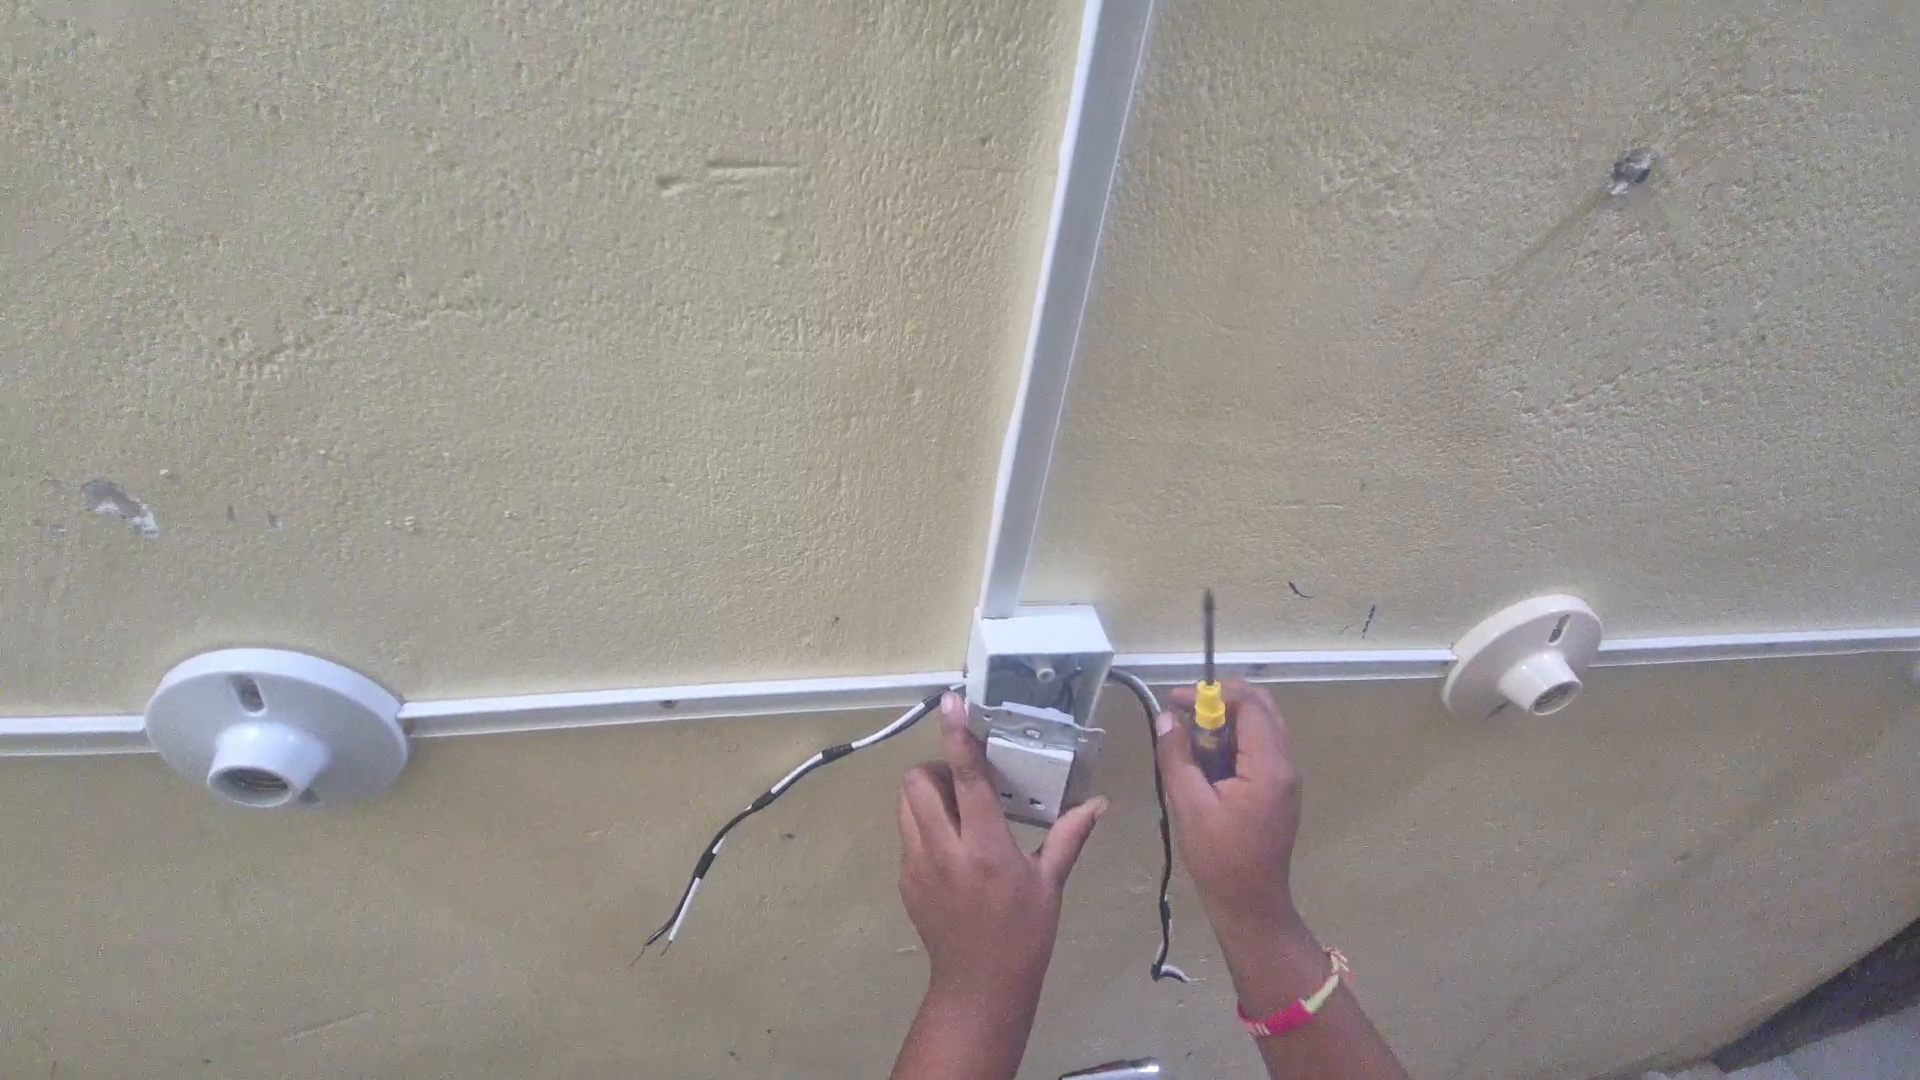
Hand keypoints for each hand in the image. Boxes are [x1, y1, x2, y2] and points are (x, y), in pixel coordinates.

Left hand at [895, 692, 1106, 997]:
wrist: (979, 989)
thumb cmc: (1023, 934)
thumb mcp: (1049, 884)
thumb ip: (1069, 836)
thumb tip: (1099, 803)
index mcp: (986, 848)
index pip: (966, 779)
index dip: (956, 736)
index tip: (949, 703)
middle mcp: (945, 851)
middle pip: (917, 782)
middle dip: (935, 768)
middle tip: (962, 781)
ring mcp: (917, 866)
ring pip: (904, 803)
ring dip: (925, 793)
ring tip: (954, 808)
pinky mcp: (904, 879)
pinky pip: (905, 831)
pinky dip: (922, 822)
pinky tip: (949, 842)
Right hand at [1155, 681, 1301, 931]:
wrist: (1250, 904)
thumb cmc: (1219, 857)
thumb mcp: (1188, 804)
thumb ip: (1177, 756)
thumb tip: (1166, 718)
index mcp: (1269, 768)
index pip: (1250, 706)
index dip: (1212, 693)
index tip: (1176, 699)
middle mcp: (1286, 766)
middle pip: (1262, 709)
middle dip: (1222, 701)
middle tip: (1185, 711)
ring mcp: (1286, 778)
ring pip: (1261, 727)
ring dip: (1226, 721)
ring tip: (1190, 736)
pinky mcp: (1278, 789)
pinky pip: (1259, 747)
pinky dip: (1233, 740)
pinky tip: (1205, 758)